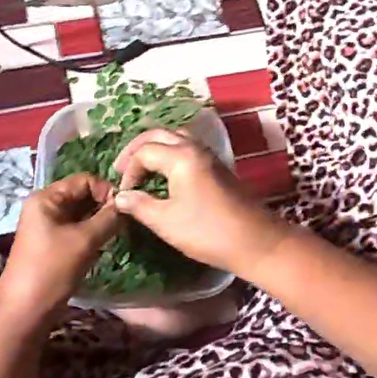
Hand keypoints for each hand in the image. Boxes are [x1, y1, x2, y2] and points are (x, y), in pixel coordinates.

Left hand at [0, 174, 121, 324]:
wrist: (25, 312)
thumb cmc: (52, 270)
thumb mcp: (84, 241)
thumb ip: (108, 218)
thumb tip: (127, 204)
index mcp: (46, 198)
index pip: (83, 180)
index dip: (105, 190)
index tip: (124, 209)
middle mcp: (44, 207)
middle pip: (81, 195)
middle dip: (104, 206)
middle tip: (125, 223)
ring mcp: (46, 226)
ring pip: (80, 214)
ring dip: (99, 221)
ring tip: (117, 234)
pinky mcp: (51, 244)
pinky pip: (76, 230)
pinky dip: (91, 234)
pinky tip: (104, 246)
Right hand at [111, 129, 292, 278]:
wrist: (256, 242)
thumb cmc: (207, 231)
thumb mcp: (165, 221)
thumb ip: (139, 205)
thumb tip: (121, 197)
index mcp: (180, 156)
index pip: (144, 151)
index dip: (129, 170)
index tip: (124, 194)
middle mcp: (195, 148)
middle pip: (159, 135)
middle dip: (137, 149)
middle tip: (122, 168)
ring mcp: (209, 157)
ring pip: (176, 139)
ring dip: (155, 149)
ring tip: (142, 169)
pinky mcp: (218, 168)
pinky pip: (187, 150)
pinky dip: (170, 155)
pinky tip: (165, 176)